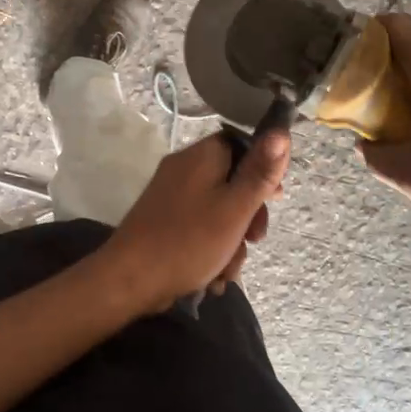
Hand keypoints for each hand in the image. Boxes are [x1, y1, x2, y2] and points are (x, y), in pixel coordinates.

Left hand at [98, 129, 288, 312]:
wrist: (130, 279)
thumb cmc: (188, 241)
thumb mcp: (235, 208)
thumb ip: (260, 172)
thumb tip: (280, 131)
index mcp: (201, 157)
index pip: (242, 145)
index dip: (264, 169)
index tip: (275, 198)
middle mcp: (184, 170)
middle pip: (232, 182)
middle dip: (249, 216)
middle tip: (254, 239)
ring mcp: (171, 197)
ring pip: (219, 212)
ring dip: (231, 243)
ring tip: (227, 270)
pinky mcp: (164, 222)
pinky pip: (199, 229)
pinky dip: (211, 251)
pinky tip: (213, 278)